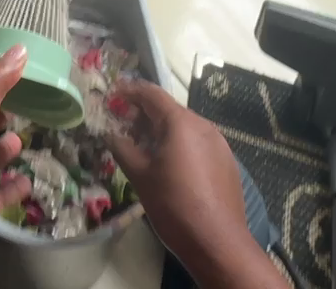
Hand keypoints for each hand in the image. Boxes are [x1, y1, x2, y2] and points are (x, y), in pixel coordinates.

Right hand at [110, 76, 289, 288]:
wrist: (219, 245)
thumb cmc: (174, 206)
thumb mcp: (139, 176)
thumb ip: (121, 147)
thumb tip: (109, 132)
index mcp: (180, 122)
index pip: (151, 93)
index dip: (129, 91)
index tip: (112, 95)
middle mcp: (203, 125)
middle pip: (168, 109)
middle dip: (144, 114)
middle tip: (124, 126)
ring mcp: (219, 143)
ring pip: (184, 127)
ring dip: (162, 131)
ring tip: (144, 148)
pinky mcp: (227, 162)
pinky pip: (198, 143)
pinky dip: (180, 145)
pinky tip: (171, 166)